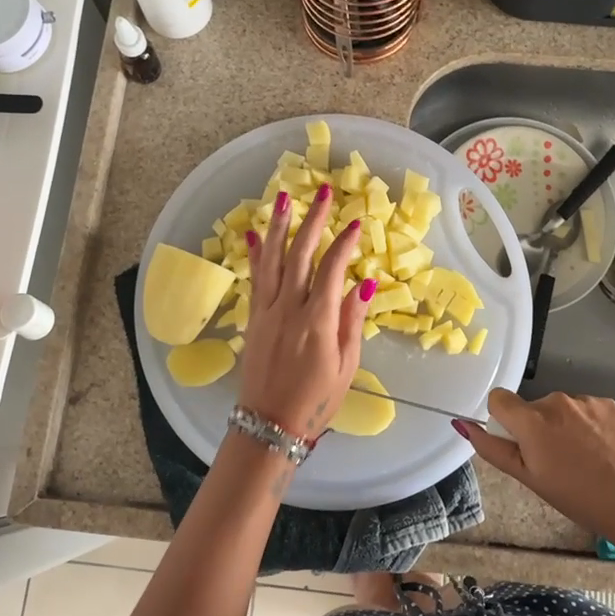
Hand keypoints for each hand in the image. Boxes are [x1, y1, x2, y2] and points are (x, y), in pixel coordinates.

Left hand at [237, 185, 371, 440]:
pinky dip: (256, 255)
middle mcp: (289, 309)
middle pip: (300, 254)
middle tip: (323, 192)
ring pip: (272, 260)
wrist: (270, 423)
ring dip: (278, 226)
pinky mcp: (253, 319)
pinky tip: (255, 235)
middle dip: (313, 220)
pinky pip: (255, 279)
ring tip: (284, 198)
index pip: (332, 269)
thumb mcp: (346, 366)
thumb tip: (362, 285)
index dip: (344, 243)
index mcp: (318, 321)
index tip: (356, 222)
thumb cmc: (316, 400)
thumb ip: (352, 322)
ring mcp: (267, 311)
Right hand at [458, 390, 614, 538]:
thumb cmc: (580, 498)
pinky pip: (593, 414)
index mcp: (532, 420)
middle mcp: (558, 401)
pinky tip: (609, 456)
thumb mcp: (530, 479)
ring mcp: (589, 402)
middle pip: (536, 408)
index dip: (504, 419)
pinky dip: (595, 430)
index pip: (499, 398)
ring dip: (569, 429)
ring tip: (589, 463)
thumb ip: (493, 449)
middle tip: (558, 464)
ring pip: (566, 411)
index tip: (519, 443)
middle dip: (540, 429)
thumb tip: (463, 424)